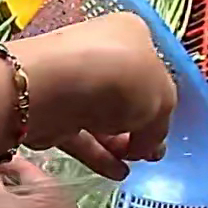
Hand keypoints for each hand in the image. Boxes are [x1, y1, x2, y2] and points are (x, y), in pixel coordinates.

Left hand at [13, 12, 175, 179]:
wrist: (53, 88)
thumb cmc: (120, 78)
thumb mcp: (162, 99)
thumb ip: (159, 124)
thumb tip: (147, 146)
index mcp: (127, 35)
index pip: (147, 69)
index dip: (156, 99)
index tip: (162, 124)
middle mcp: (94, 55)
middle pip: (120, 96)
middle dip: (136, 126)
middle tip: (149, 152)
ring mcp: (66, 85)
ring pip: (96, 119)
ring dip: (116, 144)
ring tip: (133, 165)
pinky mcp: (45, 114)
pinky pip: (74, 136)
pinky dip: (94, 154)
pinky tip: (115, 172)